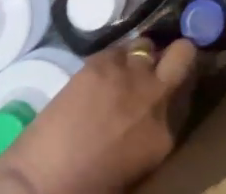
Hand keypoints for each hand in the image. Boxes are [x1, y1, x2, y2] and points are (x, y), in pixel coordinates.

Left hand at [0, 38, 198, 193]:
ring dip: (139, 56)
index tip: (166, 87)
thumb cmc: (87, 189)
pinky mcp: (100, 63)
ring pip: (147, 45)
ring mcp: (128, 77)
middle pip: (182, 53)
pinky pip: (117, 49)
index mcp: (164, 135)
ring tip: (122, 71)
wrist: (39, 184)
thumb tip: (155, 110)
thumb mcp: (136, 168)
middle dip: (176, 54)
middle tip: (162, 61)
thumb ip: (152, 133)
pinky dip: (112, 58)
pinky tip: (98, 76)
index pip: (186, 94)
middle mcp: (154, 98)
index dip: (175, 87)